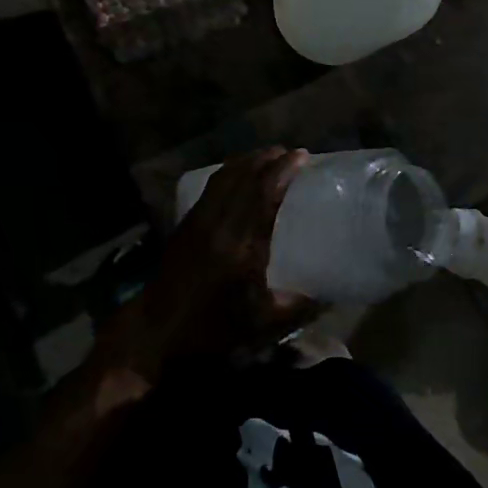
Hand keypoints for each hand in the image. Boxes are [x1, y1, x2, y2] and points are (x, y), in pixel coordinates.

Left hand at [103, 148, 317, 380]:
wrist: (156, 335)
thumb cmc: (213, 333)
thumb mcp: (263, 325)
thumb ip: (299, 306)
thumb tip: (331, 293)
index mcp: (240, 245)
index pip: (263, 193)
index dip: (282, 169)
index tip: (302, 156)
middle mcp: (218, 223)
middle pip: (243, 177)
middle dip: (267, 159)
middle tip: (290, 153)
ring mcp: (198, 220)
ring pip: (224, 177)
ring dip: (247, 161)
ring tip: (268, 157)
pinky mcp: (185, 223)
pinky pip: (212, 186)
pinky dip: (230, 172)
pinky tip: (239, 176)